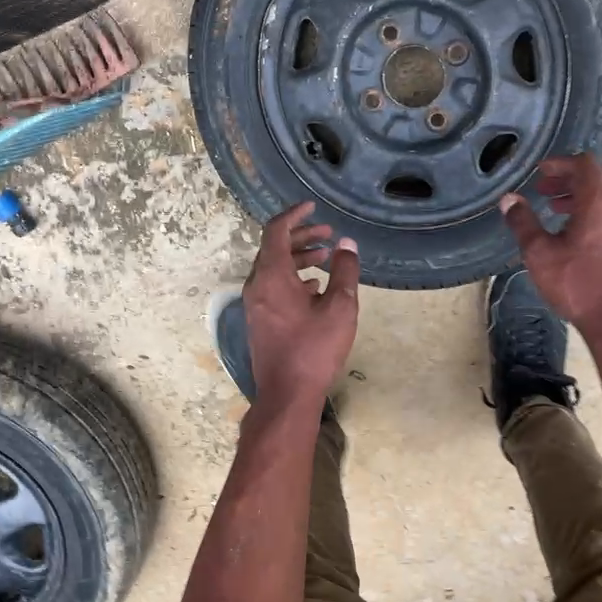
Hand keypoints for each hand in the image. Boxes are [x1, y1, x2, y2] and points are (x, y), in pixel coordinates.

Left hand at [242, 202, 359, 410]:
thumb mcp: (340, 307)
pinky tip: (315, 287)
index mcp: (272, 276)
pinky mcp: (260, 320)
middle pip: (274, 248)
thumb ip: (345, 271)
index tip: (313, 207)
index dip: (295, 215)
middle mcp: (257, 286)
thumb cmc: (314, 348)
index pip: (276, 231)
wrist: (287, 394)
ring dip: (298, 258)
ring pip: (273, 269)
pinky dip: (292, 277)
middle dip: (302, 236)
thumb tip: (346, 244)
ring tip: (326, 259)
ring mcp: (255, 305)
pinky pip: (272, 287)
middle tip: (329, 234)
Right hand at [499, 154, 601, 331]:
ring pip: (601, 199)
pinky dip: (587, 213)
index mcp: (597, 202)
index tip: (540, 172)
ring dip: (576, 198)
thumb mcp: (540, 253)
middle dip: (566, 180)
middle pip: (593, 180)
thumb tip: (508, 199)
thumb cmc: (577, 283)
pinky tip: (568, 236)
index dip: (561, 162)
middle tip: (541, 190)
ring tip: (552, 210)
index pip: (585, 164)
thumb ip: (523, 222)